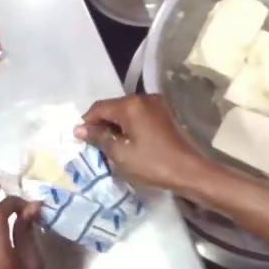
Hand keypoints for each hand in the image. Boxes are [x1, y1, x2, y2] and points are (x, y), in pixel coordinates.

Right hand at [76, 94, 214, 194]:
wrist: (190, 170)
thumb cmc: (152, 163)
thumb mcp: (120, 153)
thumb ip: (98, 137)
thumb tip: (79, 129)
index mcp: (130, 104)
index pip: (99, 108)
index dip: (87, 122)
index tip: (80, 139)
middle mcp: (143, 97)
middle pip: (113, 107)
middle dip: (102, 124)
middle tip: (94, 144)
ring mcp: (157, 104)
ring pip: (127, 111)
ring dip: (116, 125)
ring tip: (111, 145)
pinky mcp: (165, 113)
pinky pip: (139, 115)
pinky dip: (130, 125)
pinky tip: (128, 141)